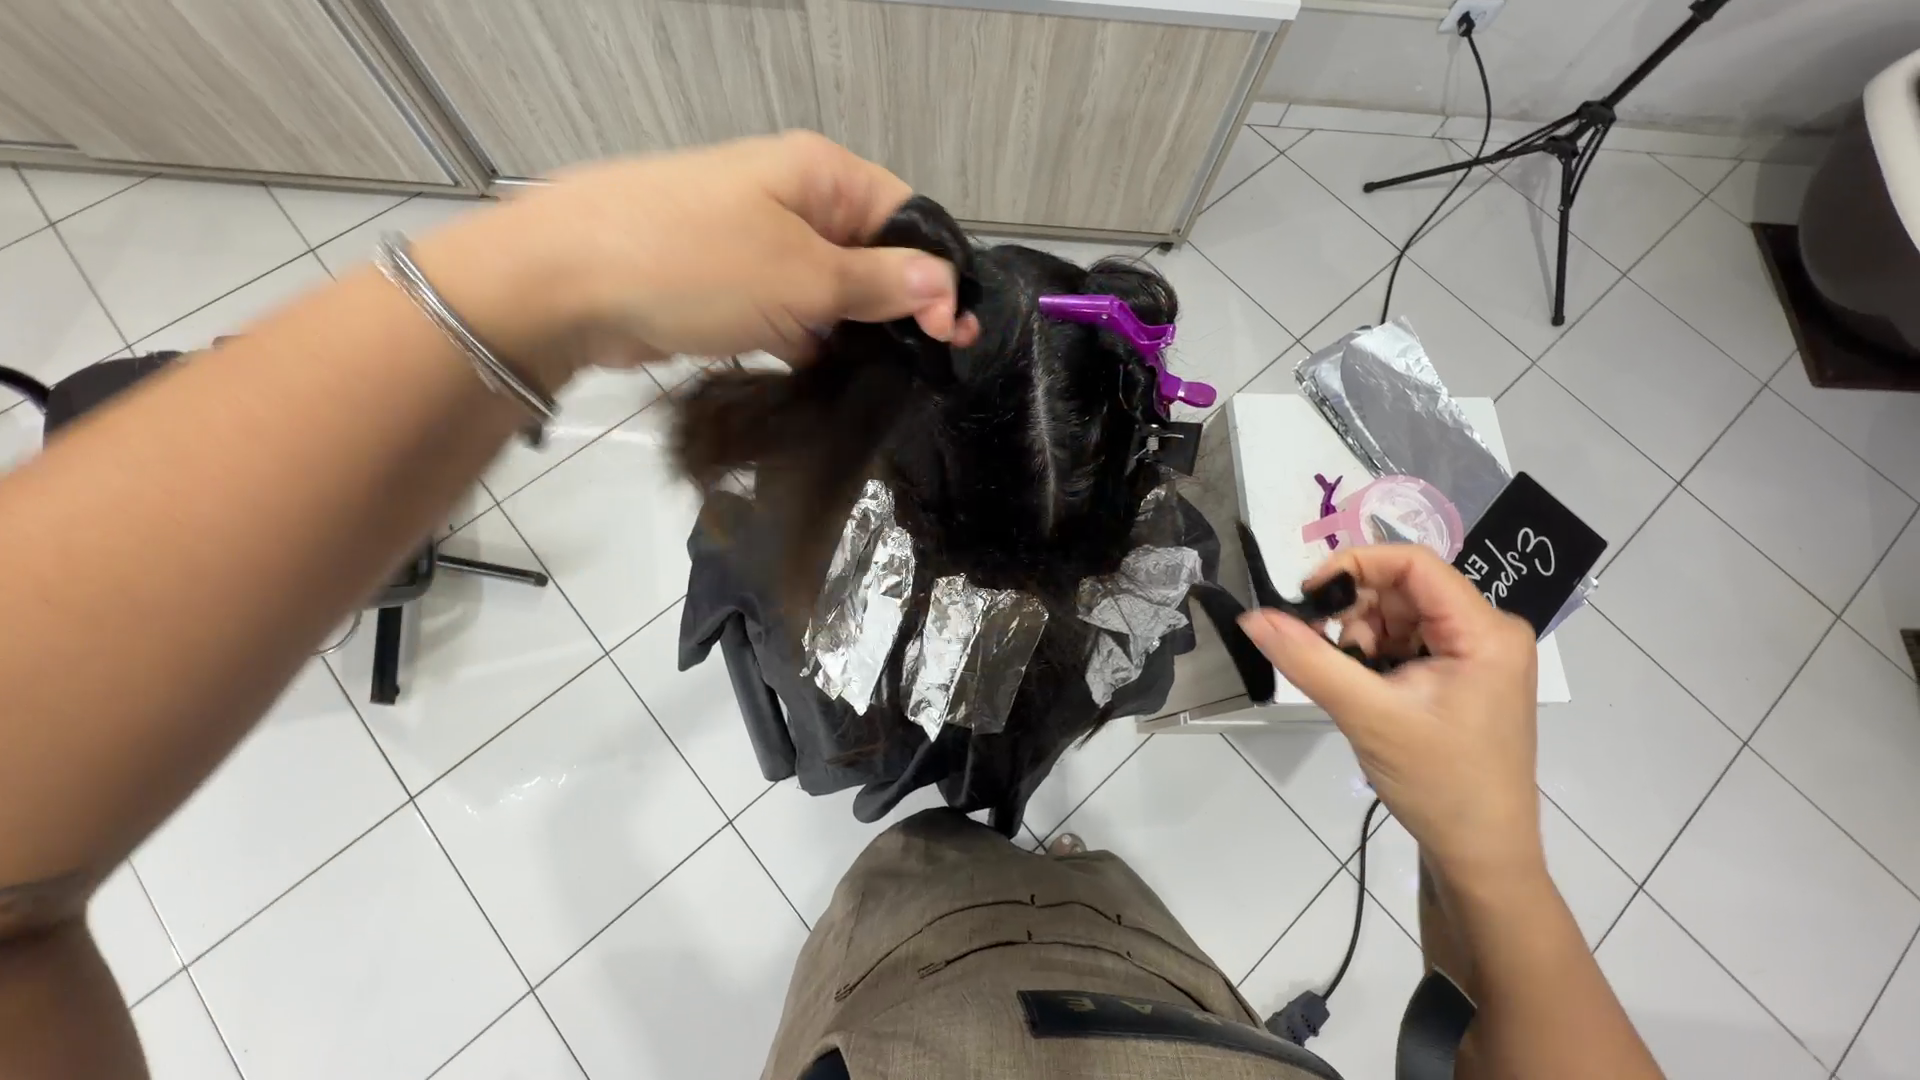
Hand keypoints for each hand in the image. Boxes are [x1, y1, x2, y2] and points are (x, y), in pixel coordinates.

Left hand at [409, 131, 979, 381]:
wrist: (565, 286)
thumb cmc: (696, 265)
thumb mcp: (804, 278)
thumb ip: (880, 283)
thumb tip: (944, 285)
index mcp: (821, 174)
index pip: (908, 216)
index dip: (936, 273)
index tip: (950, 333)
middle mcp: (794, 199)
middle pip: (871, 253)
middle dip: (898, 306)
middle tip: (924, 363)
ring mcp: (758, 242)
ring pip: (831, 289)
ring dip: (850, 328)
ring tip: (873, 373)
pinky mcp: (731, 284)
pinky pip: (790, 310)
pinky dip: (807, 339)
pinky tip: (818, 371)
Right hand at [1238, 545, 1545, 886]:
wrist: (1480, 851)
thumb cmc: (1438, 782)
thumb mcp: (1366, 714)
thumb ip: (1306, 659)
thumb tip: (1251, 617)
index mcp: (1484, 631)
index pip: (1413, 563)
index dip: (1353, 565)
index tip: (1306, 596)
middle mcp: (1486, 632)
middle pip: (1401, 589)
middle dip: (1354, 615)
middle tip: (1327, 656)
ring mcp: (1474, 654)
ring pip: (1396, 616)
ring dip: (1359, 639)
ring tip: (1353, 685)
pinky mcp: (1459, 675)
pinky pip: (1403, 642)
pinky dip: (1372, 657)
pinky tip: (1366, 691)